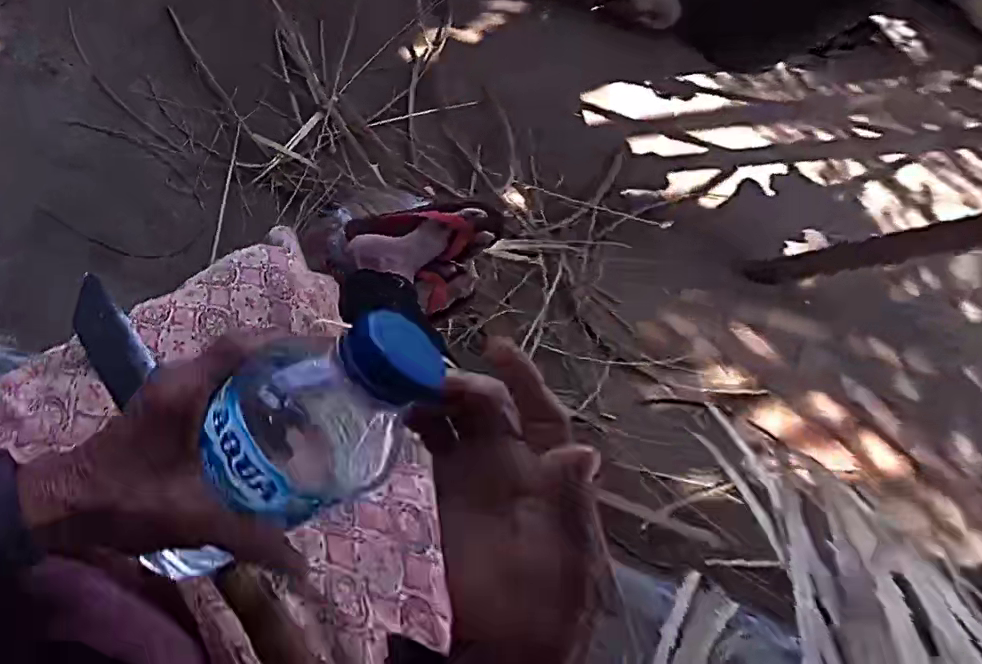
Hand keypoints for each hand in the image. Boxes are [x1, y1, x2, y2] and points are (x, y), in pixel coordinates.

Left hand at [15, 336, 302, 572]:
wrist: (71, 500)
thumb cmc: (128, 497)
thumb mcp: (194, 517)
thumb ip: (250, 536)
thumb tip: (301, 563)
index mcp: (184, 388)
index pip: (237, 346)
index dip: (279, 343)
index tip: (317, 353)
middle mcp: (177, 378)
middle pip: (235, 356)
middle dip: (277, 368)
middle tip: (319, 391)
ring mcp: (168, 389)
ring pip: (222, 373)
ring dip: (257, 386)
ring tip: (300, 414)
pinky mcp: (164, 406)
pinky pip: (211, 389)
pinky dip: (238, 401)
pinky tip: (260, 435)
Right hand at [410, 338, 604, 663]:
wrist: (491, 648)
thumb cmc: (535, 612)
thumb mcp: (562, 564)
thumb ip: (566, 506)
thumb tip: (582, 451)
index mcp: (549, 481)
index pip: (542, 417)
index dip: (523, 379)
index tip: (496, 347)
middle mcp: (514, 467)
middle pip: (492, 408)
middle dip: (464, 385)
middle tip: (430, 380)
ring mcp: (477, 473)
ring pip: (458, 416)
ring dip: (437, 394)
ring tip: (407, 388)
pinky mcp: (445, 482)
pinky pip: (433, 435)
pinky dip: (419, 416)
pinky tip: (399, 411)